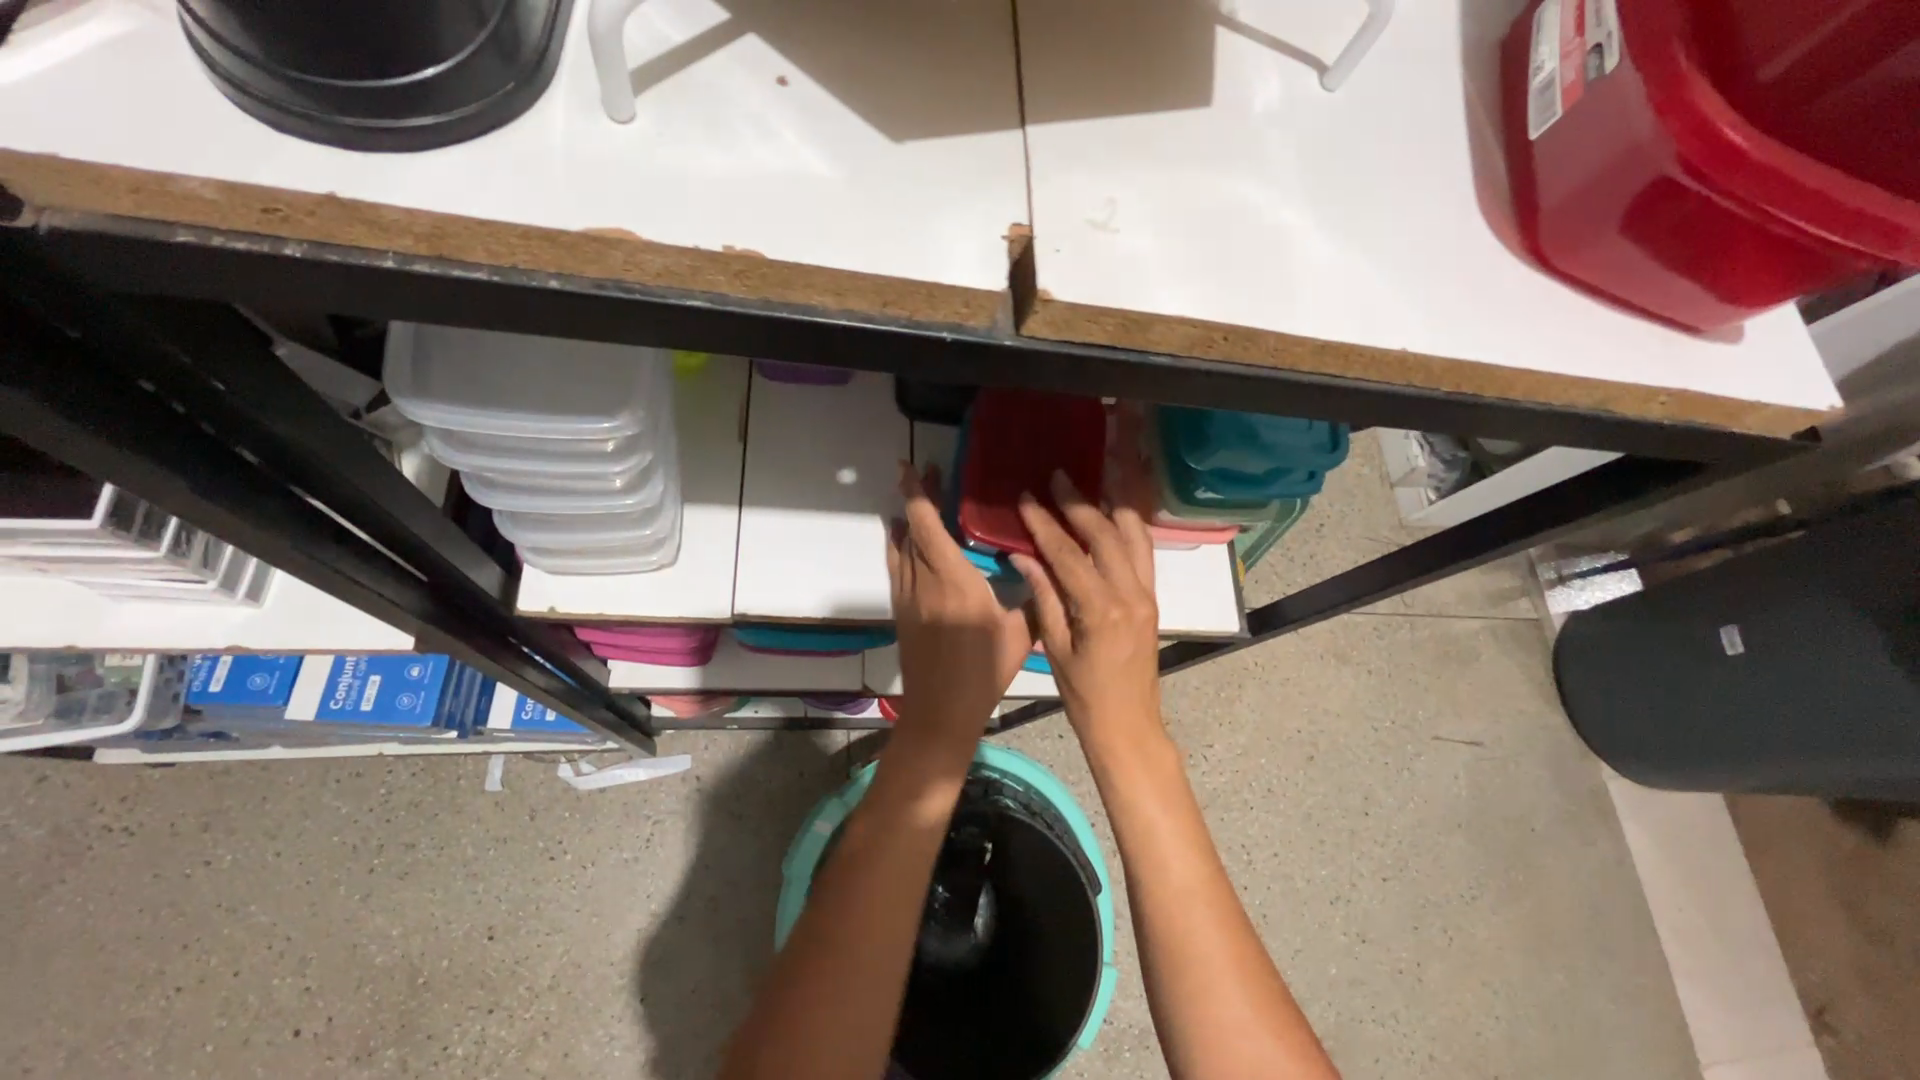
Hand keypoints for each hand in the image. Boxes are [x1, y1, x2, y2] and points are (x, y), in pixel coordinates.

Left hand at [887, 462, 1032, 753]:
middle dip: (915, 498)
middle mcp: (923, 580)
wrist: (941, 710)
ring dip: (906, 520)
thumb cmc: (983, 671)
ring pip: (899, 546)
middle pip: (910, 528)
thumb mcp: (1019, 633)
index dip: (917, 492)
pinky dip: (901, 545)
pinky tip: (909, 542)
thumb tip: (1045, 568)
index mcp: (953, 579)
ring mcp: (907, 596)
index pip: (927, 524)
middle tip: (927, 473)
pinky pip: (897, 566)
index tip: (911, 466)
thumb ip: (1032, 597)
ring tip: (918, 500)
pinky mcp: (902, 611)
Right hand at [1008, 469, 1161, 742]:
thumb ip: (1043, 597)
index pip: (1068, 554)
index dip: (1044, 524)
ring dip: (1110, 508)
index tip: (1028, 498)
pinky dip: (1129, 528)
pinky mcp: (1153, 600)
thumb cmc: (1084, 694)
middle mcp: (1130, 594)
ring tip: (1090, 485)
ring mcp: (1147, 595)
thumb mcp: (1054, 647)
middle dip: (1078, 505)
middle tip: (1057, 478)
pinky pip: (1144, 553)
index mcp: (1100, 609)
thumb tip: (1023, 556)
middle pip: (1104, 535)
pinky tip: (1115, 514)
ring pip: (1132, 537)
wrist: (1128, 724)